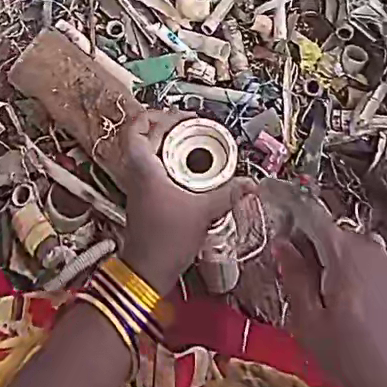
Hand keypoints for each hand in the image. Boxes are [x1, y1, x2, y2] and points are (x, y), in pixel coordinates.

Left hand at [115, 110, 232, 293]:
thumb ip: (227, 194)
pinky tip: (191, 167)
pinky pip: (156, 166)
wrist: (147, 271)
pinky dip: (171, 160)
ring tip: (195, 141)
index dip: (154, 115)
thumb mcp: (202, 211)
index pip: (136, 128)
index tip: (178, 115)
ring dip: (170, 143)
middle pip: (147, 135)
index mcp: (143, 167)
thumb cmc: (166, 239)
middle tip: (194, 125)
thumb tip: (249, 183)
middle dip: (170, 126)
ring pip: (151, 151)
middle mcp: (137, 172)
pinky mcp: (146, 196)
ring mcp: (140, 184)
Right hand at [274, 204, 386, 386]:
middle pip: (323, 230)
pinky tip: (339, 302)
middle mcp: (365, 243)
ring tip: (317, 298)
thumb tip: (282, 245)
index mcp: (342, 248)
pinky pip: (356, 258)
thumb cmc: (356, 359)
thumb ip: (294, 276)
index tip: (273, 229)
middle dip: (304, 248)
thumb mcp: (312, 323)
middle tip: (292, 280)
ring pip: (339, 245)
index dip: (286, 215)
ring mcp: (381, 256)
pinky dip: (342, 270)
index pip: (307, 212)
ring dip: (323, 261)